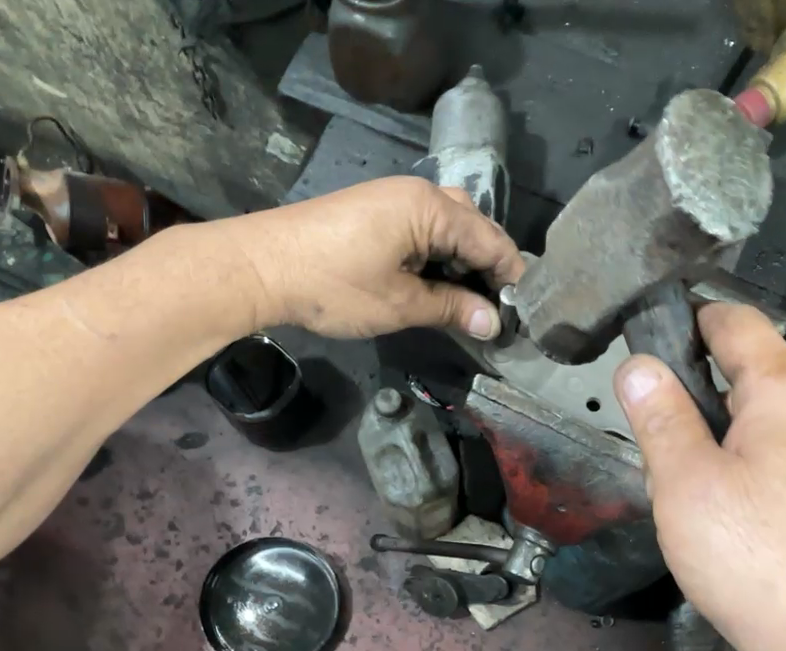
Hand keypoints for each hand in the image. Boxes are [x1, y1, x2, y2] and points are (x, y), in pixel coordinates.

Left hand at [235, 177, 522, 340]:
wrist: (262, 266)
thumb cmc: (334, 285)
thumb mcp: (399, 304)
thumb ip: (451, 308)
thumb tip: (493, 323)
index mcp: (431, 208)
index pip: (490, 240)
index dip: (510, 277)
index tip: (523, 313)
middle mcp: (419, 192)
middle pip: (474, 226)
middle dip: (489, 266)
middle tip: (498, 310)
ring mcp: (396, 198)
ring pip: (450, 226)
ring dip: (463, 262)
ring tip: (470, 302)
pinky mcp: (377, 211)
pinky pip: (425, 229)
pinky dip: (439, 256)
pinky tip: (438, 284)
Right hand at [614, 304, 785, 650]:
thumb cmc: (760, 556)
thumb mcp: (688, 484)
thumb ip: (659, 419)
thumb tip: (638, 365)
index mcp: (784, 389)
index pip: (734, 321)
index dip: (686, 317)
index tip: (640, 335)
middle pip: (746, 377)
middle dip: (691, 394)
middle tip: (646, 436)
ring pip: (757, 429)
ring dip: (712, 443)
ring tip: (677, 487)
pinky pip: (776, 468)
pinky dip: (739, 477)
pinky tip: (721, 523)